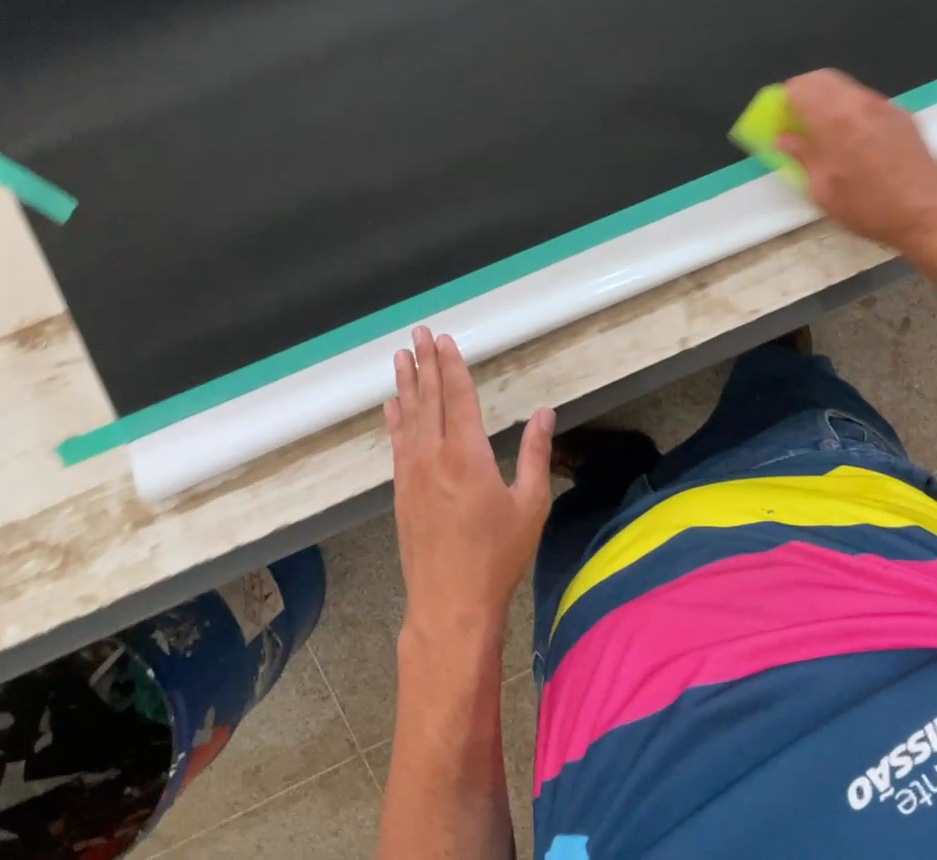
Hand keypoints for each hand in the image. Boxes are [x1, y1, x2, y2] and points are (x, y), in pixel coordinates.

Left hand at [385, 326, 555, 653]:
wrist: (450, 604)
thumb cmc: (498, 556)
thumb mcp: (530, 504)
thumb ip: (536, 453)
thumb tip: (545, 413)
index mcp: (467, 455)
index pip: (458, 397)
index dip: (452, 366)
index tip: (445, 340)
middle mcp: (433, 457)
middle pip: (428, 399)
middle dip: (425, 364)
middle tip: (418, 333)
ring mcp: (412, 475)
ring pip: (407, 418)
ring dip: (406, 384)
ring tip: (401, 356)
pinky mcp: (402, 493)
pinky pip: (396, 445)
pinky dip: (394, 420)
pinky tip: (391, 407)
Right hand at [778, 68, 936, 252]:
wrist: (925, 214)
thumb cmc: (868, 208)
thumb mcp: (824, 190)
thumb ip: (802, 157)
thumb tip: (783, 139)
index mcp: (835, 121)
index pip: (800, 88)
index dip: (785, 98)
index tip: (779, 116)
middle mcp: (860, 104)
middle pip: (823, 78)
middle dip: (805, 92)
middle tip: (797, 117)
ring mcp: (885, 106)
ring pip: (847, 88)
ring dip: (829, 100)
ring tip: (824, 129)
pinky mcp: (902, 115)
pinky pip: (868, 101)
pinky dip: (852, 110)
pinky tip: (854, 138)